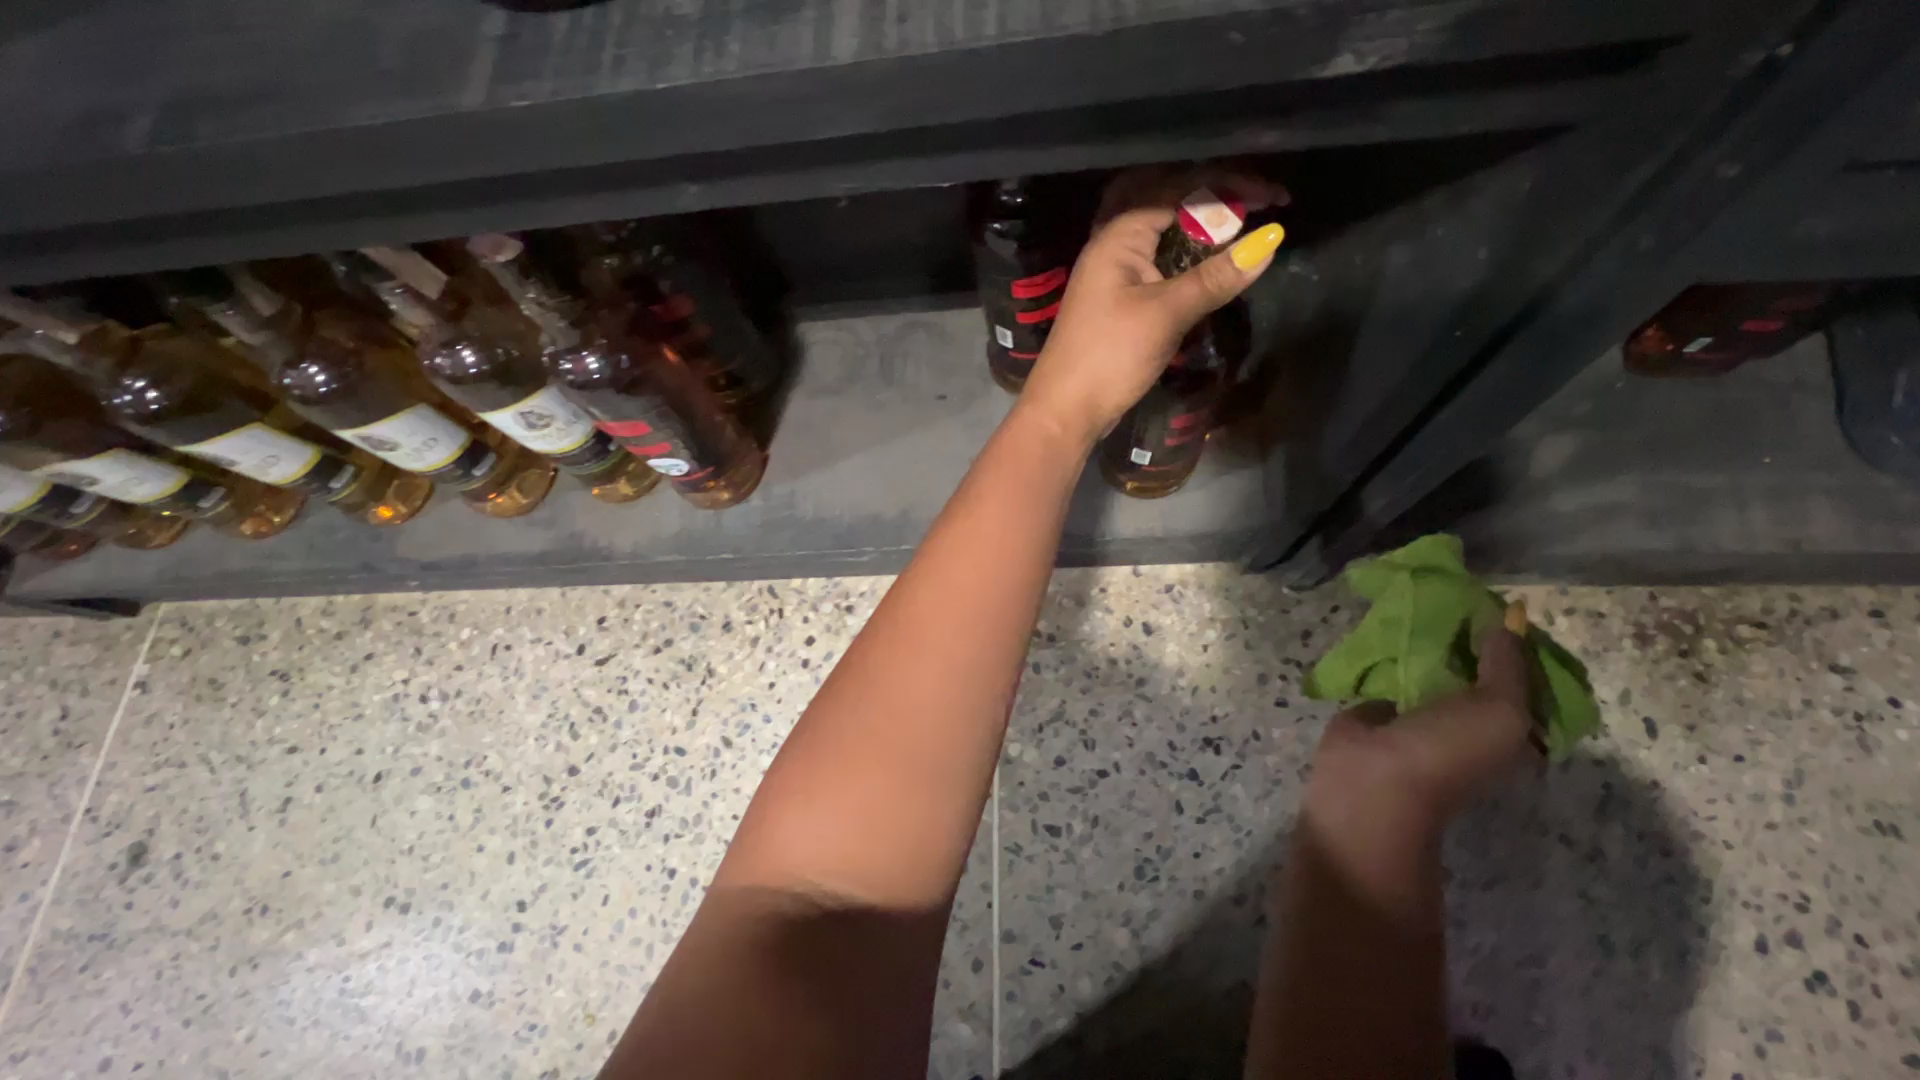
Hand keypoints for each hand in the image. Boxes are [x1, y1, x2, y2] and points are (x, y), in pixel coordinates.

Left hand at [1016, 168, 1288, 444]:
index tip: (1275, 198)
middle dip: (1214, 195)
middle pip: (1167, 201)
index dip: (1230, 186)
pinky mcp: (1119, 299)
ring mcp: (1114, 272)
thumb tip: (1269, 243)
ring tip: (1243, 227)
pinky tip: (1211, 262)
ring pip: (1162, 232)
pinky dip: (1186, 254)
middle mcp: (1113, 243)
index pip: (1179, 188)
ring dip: (1201, 225)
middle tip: (1257, 202)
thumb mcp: (1166, 314)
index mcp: (1118, 234)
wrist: (1065, 410)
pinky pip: (1158, 260)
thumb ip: (1215, 277)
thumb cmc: (1109, 356)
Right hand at [1305, 603, 1536, 840]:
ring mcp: (1424, 712)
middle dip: (1471, 635)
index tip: (1506, 607)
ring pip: (1435, 665)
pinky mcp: (1381, 705)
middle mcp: (1470, 721)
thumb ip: (1508, 664)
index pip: (1524, 679)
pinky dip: (1392, 646)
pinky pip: (1393, 667)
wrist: (1374, 781)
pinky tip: (1390, 617)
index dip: (1519, 644)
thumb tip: (1506, 622)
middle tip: (1462, 596)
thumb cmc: (1449, 751)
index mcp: (1510, 731)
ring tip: (1427, 596)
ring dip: (1430, 637)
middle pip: (1478, 668)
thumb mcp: (1501, 709)